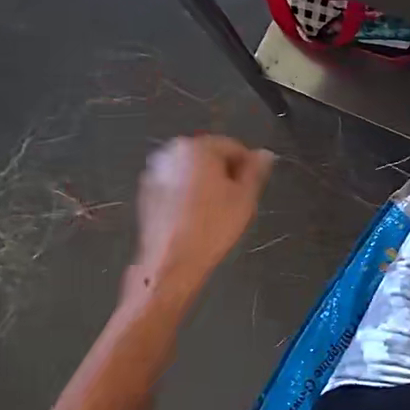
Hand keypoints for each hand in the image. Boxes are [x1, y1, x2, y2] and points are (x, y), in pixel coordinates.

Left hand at [128, 135, 273, 297]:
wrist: (171, 262)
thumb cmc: (212, 227)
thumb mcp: (245, 198)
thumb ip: (255, 170)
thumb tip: (264, 154)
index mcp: (197, 147)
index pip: (232, 147)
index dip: (247, 167)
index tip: (252, 188)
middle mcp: (171, 152)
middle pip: (208, 156)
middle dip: (224, 174)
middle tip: (236, 201)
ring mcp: (155, 172)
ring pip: (190, 172)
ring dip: (205, 184)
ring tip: (216, 212)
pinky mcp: (146, 193)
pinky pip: (175, 186)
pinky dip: (186, 195)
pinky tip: (194, 218)